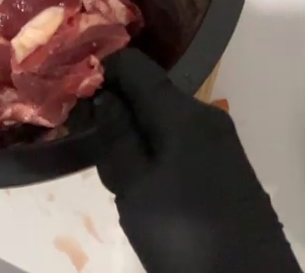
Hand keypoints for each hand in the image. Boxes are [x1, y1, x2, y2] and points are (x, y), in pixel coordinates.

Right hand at [96, 49, 299, 272]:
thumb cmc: (188, 240)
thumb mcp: (135, 189)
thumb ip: (115, 135)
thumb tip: (103, 95)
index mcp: (182, 112)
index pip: (132, 64)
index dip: (100, 73)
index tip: (75, 101)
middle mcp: (205, 116)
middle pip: (148, 92)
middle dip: (116, 113)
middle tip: (92, 151)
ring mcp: (221, 144)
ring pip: (163, 121)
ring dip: (135, 138)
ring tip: (118, 181)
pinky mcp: (229, 170)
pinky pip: (182, 144)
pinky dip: (157, 155)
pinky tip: (148, 193)